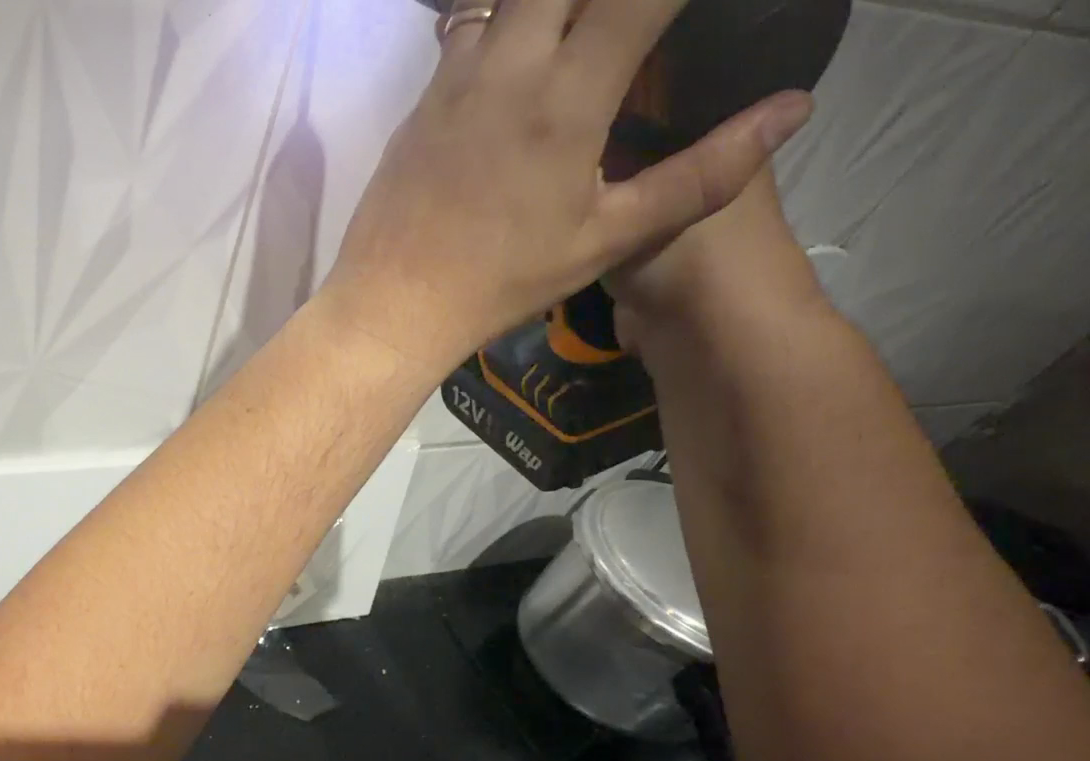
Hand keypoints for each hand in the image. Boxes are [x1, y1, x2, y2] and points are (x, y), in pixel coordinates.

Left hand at [319, 0, 814, 374]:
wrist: (393, 305)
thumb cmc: (501, 282)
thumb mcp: (608, 239)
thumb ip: (701, 174)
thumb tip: (792, 110)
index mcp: (566, 98)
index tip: (684, 7)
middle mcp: (506, 70)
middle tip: (621, 22)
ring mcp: (453, 81)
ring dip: (542, 1)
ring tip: (569, 28)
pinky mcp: (419, 103)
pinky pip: (462, 30)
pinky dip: (496, 19)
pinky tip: (515, 47)